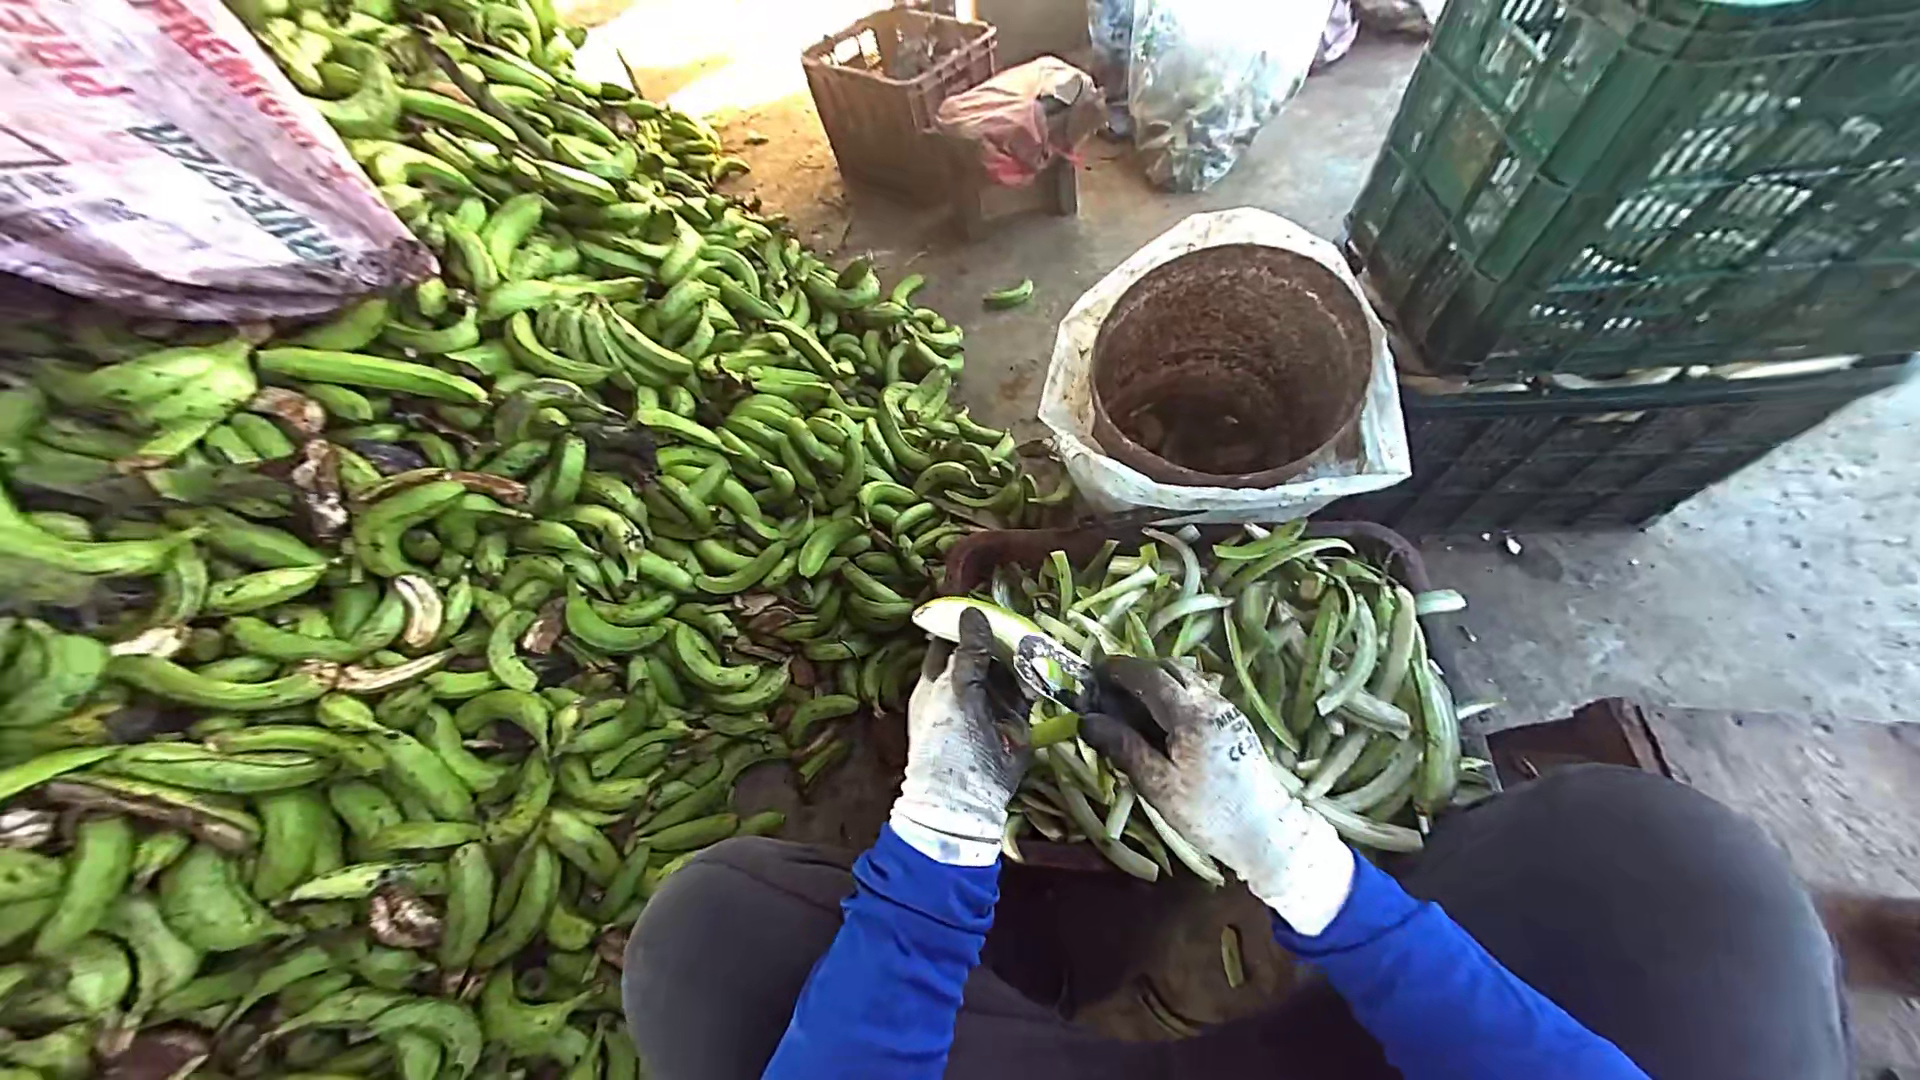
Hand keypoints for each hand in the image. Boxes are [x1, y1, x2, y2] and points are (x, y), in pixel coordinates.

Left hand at [893, 607, 1032, 865]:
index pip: (949, 639)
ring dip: (1021, 656)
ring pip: (1008, 669)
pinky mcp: (1013, 717)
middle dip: (1001, 637)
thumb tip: (972, 611)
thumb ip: (968, 653)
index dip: (964, 622)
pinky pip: (1025, 690)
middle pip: (984, 651)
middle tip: (1018, 621)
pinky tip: (1041, 668)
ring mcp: (990, 701)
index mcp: (938, 678)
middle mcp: (965, 685)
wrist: (965, 798)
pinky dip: (1034, 679)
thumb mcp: (955, 691)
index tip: (985, 604)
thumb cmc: (947, 738)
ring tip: (1034, 640)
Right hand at [1081, 657, 1353, 934]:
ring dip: (1153, 681)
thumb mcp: (1157, 785)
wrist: (1268, 833)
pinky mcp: (1232, 721)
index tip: (1093, 672)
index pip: (1148, 675)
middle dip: (1134, 672)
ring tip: (1129, 705)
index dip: (1118, 669)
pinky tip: (1158, 721)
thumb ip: (1122, 746)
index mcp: (1191, 714)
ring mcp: (1225, 708)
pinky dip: (1170, 693)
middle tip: (1108, 689)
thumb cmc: (1208, 813)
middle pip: (1166, 667)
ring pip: (1183, 677)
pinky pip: (1195, 692)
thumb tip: (1085, 720)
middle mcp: (1210, 701)